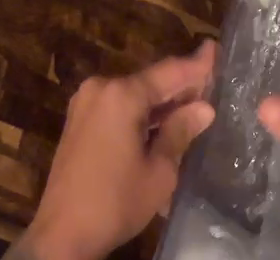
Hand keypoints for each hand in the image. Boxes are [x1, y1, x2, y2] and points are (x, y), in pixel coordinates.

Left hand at [14, 41, 217, 259]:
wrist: (64, 230)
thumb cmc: (116, 201)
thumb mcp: (159, 171)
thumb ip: (180, 132)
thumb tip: (204, 108)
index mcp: (121, 94)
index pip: (167, 72)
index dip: (195, 64)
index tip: (215, 48)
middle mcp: (100, 87)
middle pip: (149, 81)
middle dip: (180, 85)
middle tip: (212, 84)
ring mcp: (85, 101)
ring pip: (132, 94)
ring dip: (160, 101)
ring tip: (194, 104)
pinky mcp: (79, 118)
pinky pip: (117, 106)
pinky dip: (140, 111)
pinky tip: (162, 121)